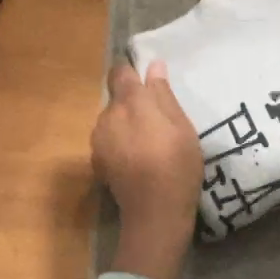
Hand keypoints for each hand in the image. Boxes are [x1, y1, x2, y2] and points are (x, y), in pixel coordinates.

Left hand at [94, 61, 203, 278]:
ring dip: (125, 126)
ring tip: (148, 146)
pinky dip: (120, 146)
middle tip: (158, 124)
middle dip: (132, 105)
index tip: (147, 85)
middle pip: (116, 99)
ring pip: (111, 122)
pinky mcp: (97, 162)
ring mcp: (98, 140)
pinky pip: (108, 143)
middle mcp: (108, 115)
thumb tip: (154, 66)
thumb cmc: (177, 166)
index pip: (120, 72)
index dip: (131, 74)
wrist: (155, 212)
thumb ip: (164, 95)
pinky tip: (136, 163)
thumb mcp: (182, 128)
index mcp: (131, 102)